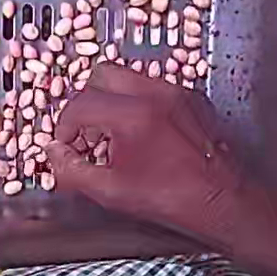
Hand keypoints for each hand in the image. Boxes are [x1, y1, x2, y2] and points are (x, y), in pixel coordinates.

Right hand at [45, 64, 276, 250]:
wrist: (223, 200)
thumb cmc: (171, 198)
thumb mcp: (111, 192)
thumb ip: (72, 170)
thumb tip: (54, 152)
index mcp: (132, 116)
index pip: (80, 105)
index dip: (64, 127)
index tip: (68, 146)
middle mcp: (154, 93)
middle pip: (101, 75)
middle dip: (86, 103)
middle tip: (87, 133)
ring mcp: (175, 91)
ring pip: (128, 77)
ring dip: (111, 100)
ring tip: (113, 135)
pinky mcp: (191, 97)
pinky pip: (153, 86)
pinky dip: (137, 103)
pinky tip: (141, 134)